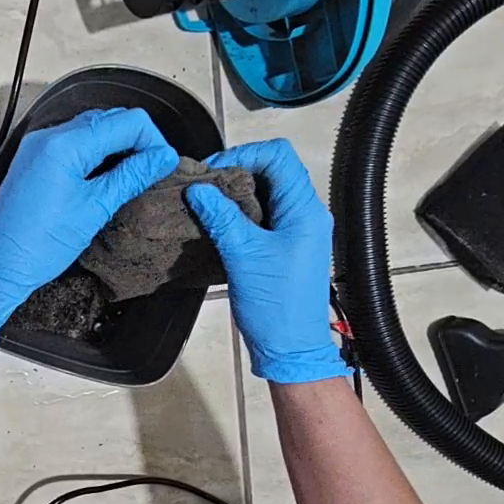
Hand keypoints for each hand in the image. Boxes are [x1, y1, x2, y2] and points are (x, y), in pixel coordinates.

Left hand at [0, 108, 178, 334]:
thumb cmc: (40, 244)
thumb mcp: (94, 209)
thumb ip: (130, 177)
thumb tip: (162, 158)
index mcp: (65, 145)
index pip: (126, 121)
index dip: (152, 140)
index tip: (163, 164)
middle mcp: (48, 137)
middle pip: (107, 120)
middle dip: (135, 141)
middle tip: (150, 171)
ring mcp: (37, 147)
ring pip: (90, 130)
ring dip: (115, 146)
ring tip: (130, 176)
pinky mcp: (33, 161)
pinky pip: (71, 144)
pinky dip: (93, 154)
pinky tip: (104, 177)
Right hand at [186, 139, 348, 383]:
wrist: (290, 348)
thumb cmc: (274, 304)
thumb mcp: (243, 256)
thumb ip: (221, 218)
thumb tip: (197, 189)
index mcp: (304, 210)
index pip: (278, 157)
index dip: (243, 155)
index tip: (210, 172)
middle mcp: (306, 215)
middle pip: (272, 172)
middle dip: (235, 173)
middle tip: (202, 188)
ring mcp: (297, 232)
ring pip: (266, 195)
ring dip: (235, 195)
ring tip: (205, 204)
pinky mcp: (285, 248)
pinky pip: (263, 218)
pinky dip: (240, 214)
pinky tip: (217, 225)